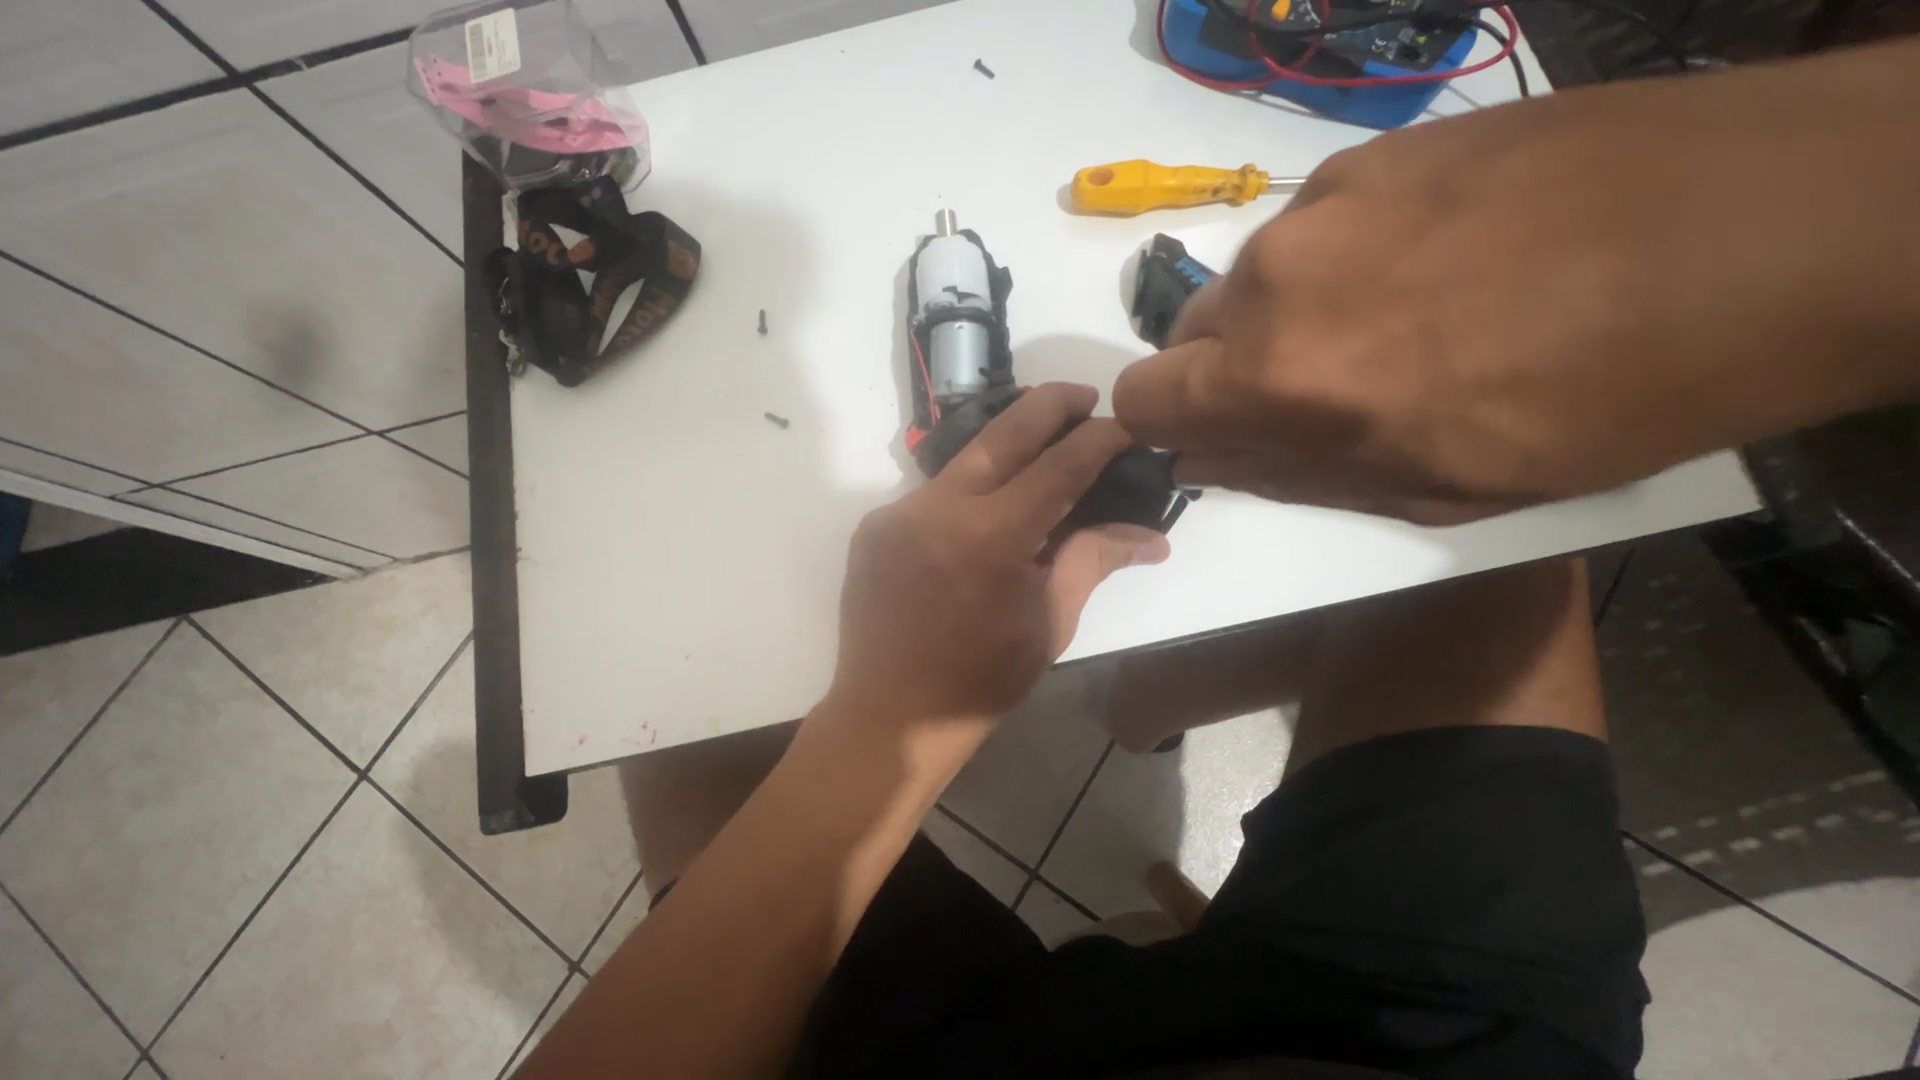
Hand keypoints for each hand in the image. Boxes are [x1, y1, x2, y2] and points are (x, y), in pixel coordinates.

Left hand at [825, 383, 1169, 742]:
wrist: (891, 715)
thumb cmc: (982, 679)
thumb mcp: (1050, 621)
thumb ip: (1093, 561)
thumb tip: (1151, 536)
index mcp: (991, 536)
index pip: (1058, 466)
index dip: (1098, 441)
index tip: (1124, 425)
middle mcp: (938, 508)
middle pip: (1003, 434)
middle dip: (1049, 406)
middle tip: (1084, 397)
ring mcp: (897, 514)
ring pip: (962, 463)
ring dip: (1004, 451)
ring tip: (1039, 454)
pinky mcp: (873, 527)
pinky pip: (930, 496)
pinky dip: (965, 495)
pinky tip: (984, 516)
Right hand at [1114, 40, 1919, 524]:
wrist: (1780, 226)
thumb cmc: (1609, 400)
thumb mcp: (1442, 486)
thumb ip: (1295, 474)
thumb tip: (1204, 459)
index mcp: (1284, 377)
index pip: (1144, 400)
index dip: (1167, 426)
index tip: (1217, 436)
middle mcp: (1278, 277)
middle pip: (1187, 333)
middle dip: (1231, 373)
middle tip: (1327, 390)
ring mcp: (1329, 200)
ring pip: (1254, 277)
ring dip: (1293, 312)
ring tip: (1406, 317)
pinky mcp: (1381, 148)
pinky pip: (1315, 223)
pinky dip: (1346, 255)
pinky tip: (1442, 257)